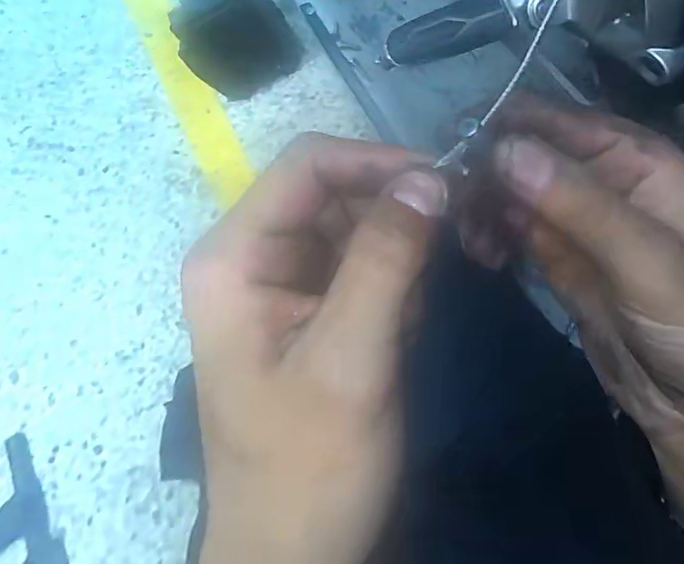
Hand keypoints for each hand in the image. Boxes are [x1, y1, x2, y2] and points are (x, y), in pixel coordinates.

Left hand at [182, 134, 446, 563]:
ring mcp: (278, 276)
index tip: (441, 178)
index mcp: (233, 255)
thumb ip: (387, 260)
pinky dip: (392, 282)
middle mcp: (250, 252)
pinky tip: (398, 331)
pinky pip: (359, 258)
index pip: (306, 166)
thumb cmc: (308, 468)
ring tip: (409, 317)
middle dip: (392, 213)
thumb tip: (429, 177)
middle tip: (449, 242)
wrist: (292, 559)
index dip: (373, 160)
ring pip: (353, 222)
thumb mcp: (351, 359)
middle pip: (333, 190)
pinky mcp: (306, 300)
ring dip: (397, 254)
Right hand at [486, 99, 683, 556]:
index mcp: (633, 155)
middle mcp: (601, 173)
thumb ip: (578, 204)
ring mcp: (575, 214)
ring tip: (474, 243)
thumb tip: (502, 147)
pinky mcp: (556, 251)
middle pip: (520, 149)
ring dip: (480, 205)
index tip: (453, 157)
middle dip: (484, 173)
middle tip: (456, 210)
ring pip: (507, 186)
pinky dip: (488, 231)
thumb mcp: (648, 264)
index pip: (551, 118)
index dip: (500, 129)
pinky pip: (508, 224)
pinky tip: (483, 255)